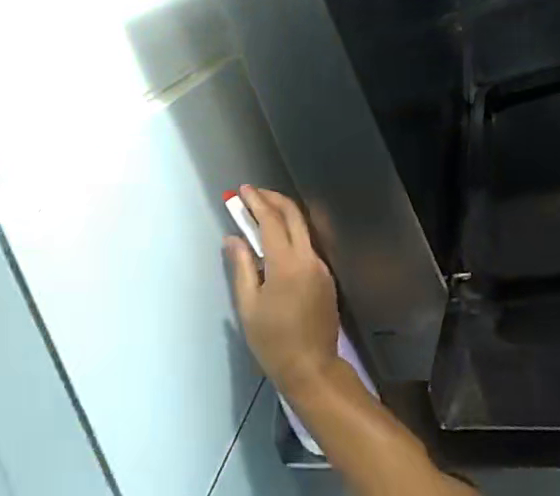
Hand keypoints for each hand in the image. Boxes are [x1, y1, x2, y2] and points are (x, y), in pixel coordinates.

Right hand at [225, 185, 341, 394]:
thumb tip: (234, 238)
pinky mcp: (325, 276)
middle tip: (253, 194)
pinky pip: (307, 245)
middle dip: (273, 199)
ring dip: (283, 214)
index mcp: (286, 264)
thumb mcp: (248, 307)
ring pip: (302, 228)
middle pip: (293, 215)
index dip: (256, 202)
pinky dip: (291, 233)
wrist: (312, 368)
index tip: (242, 191)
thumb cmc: (273, 342)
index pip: (271, 221)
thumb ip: (241, 267)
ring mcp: (320, 266)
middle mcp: (308, 257)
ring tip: (262, 212)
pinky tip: (277, 240)